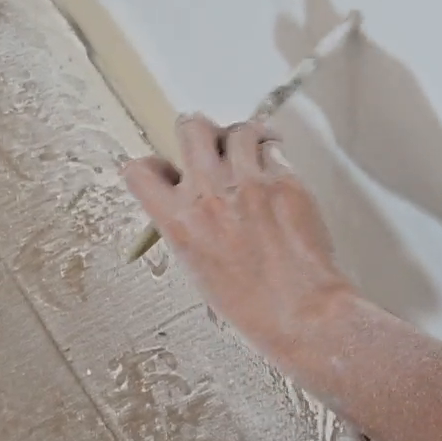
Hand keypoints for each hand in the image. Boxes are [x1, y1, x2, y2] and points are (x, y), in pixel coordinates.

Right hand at [123, 114, 357, 363]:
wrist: (301, 313)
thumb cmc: (251, 304)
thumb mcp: (199, 269)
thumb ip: (189, 226)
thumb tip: (193, 198)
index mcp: (178, 223)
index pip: (140, 171)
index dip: (153, 166)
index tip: (167, 169)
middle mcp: (208, 196)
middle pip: (191, 127)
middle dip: (199, 131)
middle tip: (212, 143)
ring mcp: (248, 184)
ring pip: (238, 130)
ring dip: (243, 139)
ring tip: (253, 153)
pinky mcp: (284, 180)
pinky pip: (273, 150)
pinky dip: (273, 155)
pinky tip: (277, 173)